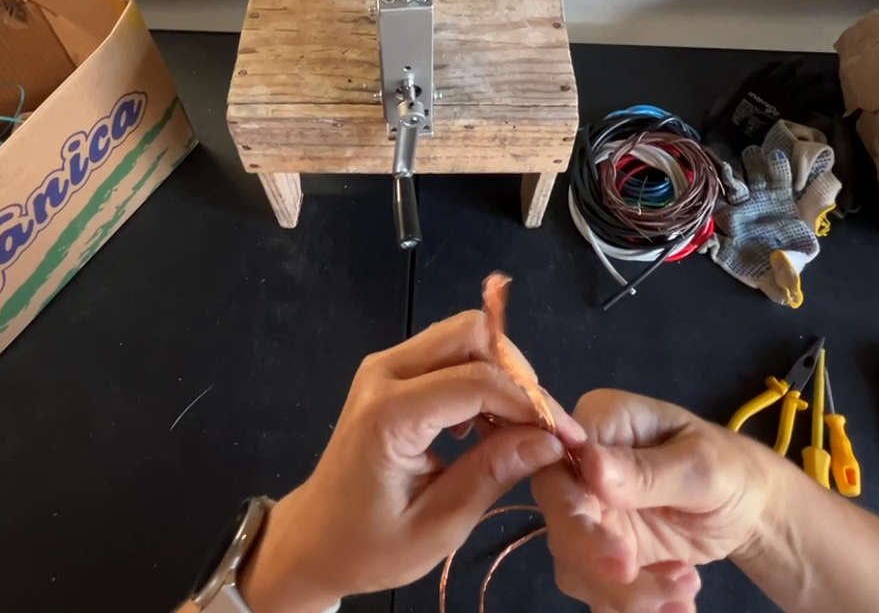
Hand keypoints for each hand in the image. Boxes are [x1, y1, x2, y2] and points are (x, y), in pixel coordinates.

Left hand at [238, 312, 586, 611]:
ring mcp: (387, 365)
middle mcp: (385, 371)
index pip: (474, 381)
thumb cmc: (367, 544)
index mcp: (389, 413)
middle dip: (516, 371)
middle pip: (468, 332)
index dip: (528, 402)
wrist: (312, 538)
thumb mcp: (436, 526)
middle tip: (542, 421)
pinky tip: (490, 421)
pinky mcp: (393, 370)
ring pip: (461, 335)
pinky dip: (480, 375)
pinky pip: (448, 351)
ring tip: (521, 426)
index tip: (566, 434)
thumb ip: (492, 474)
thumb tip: (548, 441)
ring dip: (501, 371)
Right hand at [533, 389, 782, 612]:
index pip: (557, 465)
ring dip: (628, 596)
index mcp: (598, 424)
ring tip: (686, 590)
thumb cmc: (727, 466)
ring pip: (575, 564)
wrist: (748, 506)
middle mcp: (582, 466)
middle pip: (560, 520)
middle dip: (601, 567)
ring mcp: (591, 510)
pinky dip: (636, 608)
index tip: (622, 559)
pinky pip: (598, 588)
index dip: (571, 514)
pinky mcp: (602, 550)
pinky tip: (680, 603)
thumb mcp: (699, 464)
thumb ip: (646, 470)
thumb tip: (590, 467)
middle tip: (666, 588)